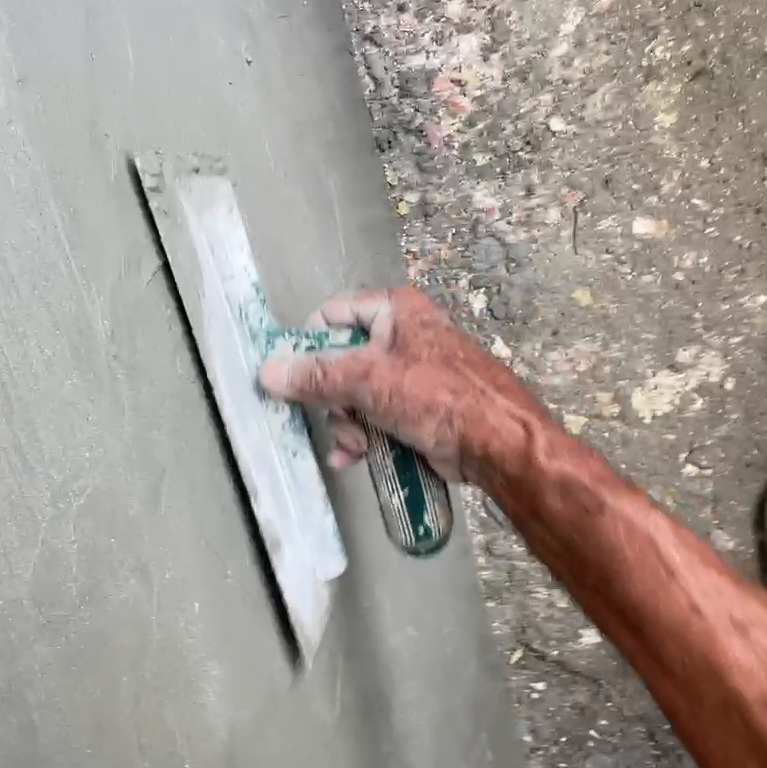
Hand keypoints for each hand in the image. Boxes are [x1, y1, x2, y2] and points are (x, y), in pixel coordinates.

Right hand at [256, 287, 543, 484]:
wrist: (498, 444)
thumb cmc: (437, 397)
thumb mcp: (370, 380)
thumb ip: (317, 375)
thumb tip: (268, 371)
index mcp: (393, 310)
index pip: (331, 316)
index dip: (308, 345)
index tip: (295, 378)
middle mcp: (400, 335)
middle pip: (339, 362)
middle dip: (333, 399)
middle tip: (339, 419)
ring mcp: (408, 374)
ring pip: (353, 396)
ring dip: (347, 425)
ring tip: (356, 446)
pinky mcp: (415, 409)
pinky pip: (373, 418)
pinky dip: (362, 438)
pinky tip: (353, 457)